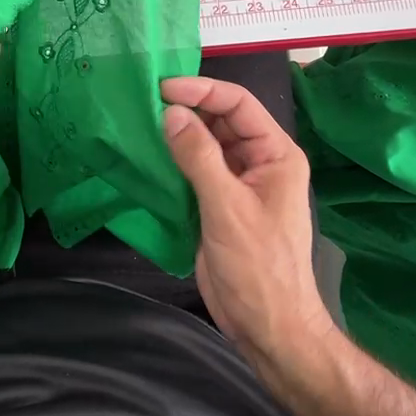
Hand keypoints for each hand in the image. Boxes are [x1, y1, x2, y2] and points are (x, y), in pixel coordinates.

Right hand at [161, 75, 332, 359]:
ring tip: (140, 120)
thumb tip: (171, 112)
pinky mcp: (217, 203)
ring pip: (205, 142)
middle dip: (187, 107)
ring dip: (177, 132)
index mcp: (276, 154)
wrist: (267, 328)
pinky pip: (194, 168)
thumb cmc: (258, 267)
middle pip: (221, 119)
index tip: (163, 88)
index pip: (239, 105)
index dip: (203, 90)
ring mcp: (238, 182)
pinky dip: (172, 158)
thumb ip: (199, 157)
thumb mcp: (228, 208)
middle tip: (145, 101)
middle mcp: (259, 161)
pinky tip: (147, 153)